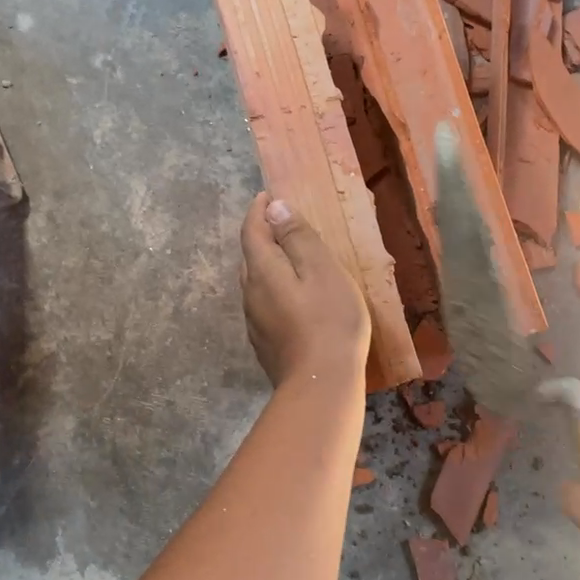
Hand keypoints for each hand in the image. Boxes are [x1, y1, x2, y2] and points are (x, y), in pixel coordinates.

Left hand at [238, 193, 370, 386]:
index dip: (259, 210)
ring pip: (256, 283)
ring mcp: (255, 322)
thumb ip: (297, 237)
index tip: (267, 195)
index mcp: (262, 271)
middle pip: (250, 257)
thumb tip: (273, 207)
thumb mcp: (321, 269)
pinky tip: (294, 299)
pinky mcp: (266, 344)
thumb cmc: (329, 320)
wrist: (321, 385)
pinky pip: (265, 305)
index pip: (252, 231)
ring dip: (268, 265)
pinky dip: (275, 290)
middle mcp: (250, 294)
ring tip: (290, 259)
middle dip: (262, 236)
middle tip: (281, 223)